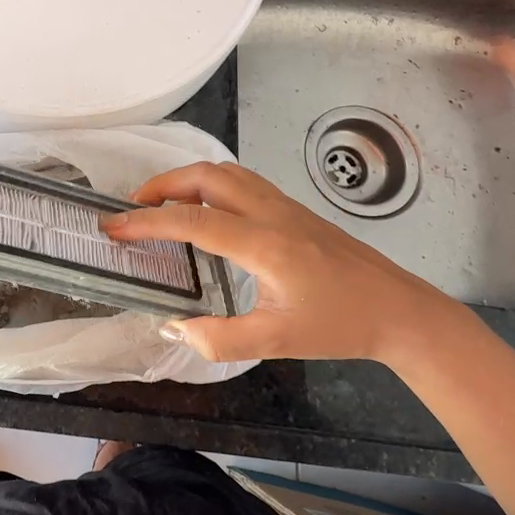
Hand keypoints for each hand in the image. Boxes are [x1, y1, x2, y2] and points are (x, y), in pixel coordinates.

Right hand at [101, 162, 463, 363]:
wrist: (400, 310)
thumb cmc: (339, 326)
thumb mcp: (277, 342)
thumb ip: (220, 338)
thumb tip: (174, 328)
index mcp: (264, 244)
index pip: (192, 221)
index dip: (147, 222)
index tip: (113, 227)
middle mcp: (271, 213)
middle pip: (206, 177)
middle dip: (161, 186)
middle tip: (133, 209)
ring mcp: (285, 206)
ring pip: (226, 173)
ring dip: (186, 180)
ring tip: (161, 205)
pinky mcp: (295, 209)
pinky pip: (243, 181)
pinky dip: (210, 184)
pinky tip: (205, 209)